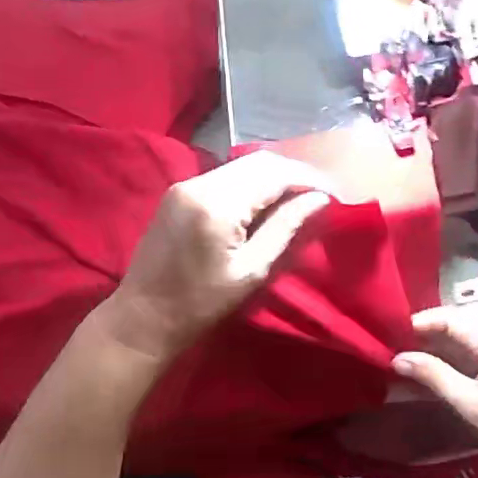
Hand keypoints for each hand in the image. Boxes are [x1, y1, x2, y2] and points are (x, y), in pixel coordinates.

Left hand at [101, 151, 333, 361]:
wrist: (143, 316)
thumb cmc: (200, 305)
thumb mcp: (251, 271)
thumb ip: (285, 229)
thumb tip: (319, 199)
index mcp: (218, 204)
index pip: (274, 173)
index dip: (307, 178)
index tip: (333, 192)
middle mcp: (199, 183)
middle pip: (258, 161)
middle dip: (292, 173)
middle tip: (319, 194)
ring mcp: (185, 184)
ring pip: (241, 165)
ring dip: (271, 176)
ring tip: (297, 198)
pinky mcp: (178, 192)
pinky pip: (223, 176)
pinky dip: (249, 183)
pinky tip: (265, 201)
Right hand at [393, 306, 477, 477]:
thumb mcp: (474, 407)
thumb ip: (434, 377)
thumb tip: (397, 358)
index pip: (454, 320)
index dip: (419, 324)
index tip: (387, 332)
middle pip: (460, 329)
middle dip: (425, 340)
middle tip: (389, 348)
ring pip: (467, 345)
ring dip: (437, 354)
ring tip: (403, 361)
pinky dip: (454, 366)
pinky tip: (430, 373)